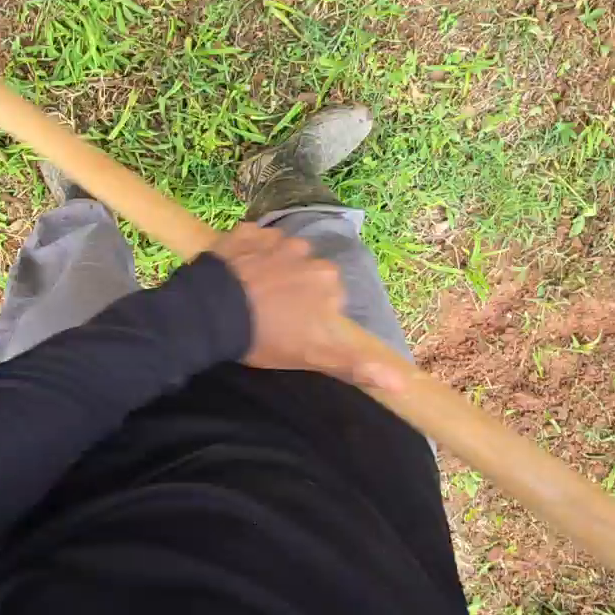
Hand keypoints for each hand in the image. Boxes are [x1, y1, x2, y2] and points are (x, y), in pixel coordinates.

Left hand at [209, 224, 402, 391]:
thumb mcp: (313, 357)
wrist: (213, 313)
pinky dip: (246, 252)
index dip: (309, 312)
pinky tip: (235, 272)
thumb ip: (356, 365)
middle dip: (293, 285)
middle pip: (306, 270)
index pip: (327, 296)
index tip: (291, 325)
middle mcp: (309, 253)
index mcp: (329, 282)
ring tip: (251, 291)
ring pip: (280, 252)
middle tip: (269, 309)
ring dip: (270, 266)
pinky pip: (251, 239)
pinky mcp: (245, 231)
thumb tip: (402, 383)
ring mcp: (275, 238)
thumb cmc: (266, 338)